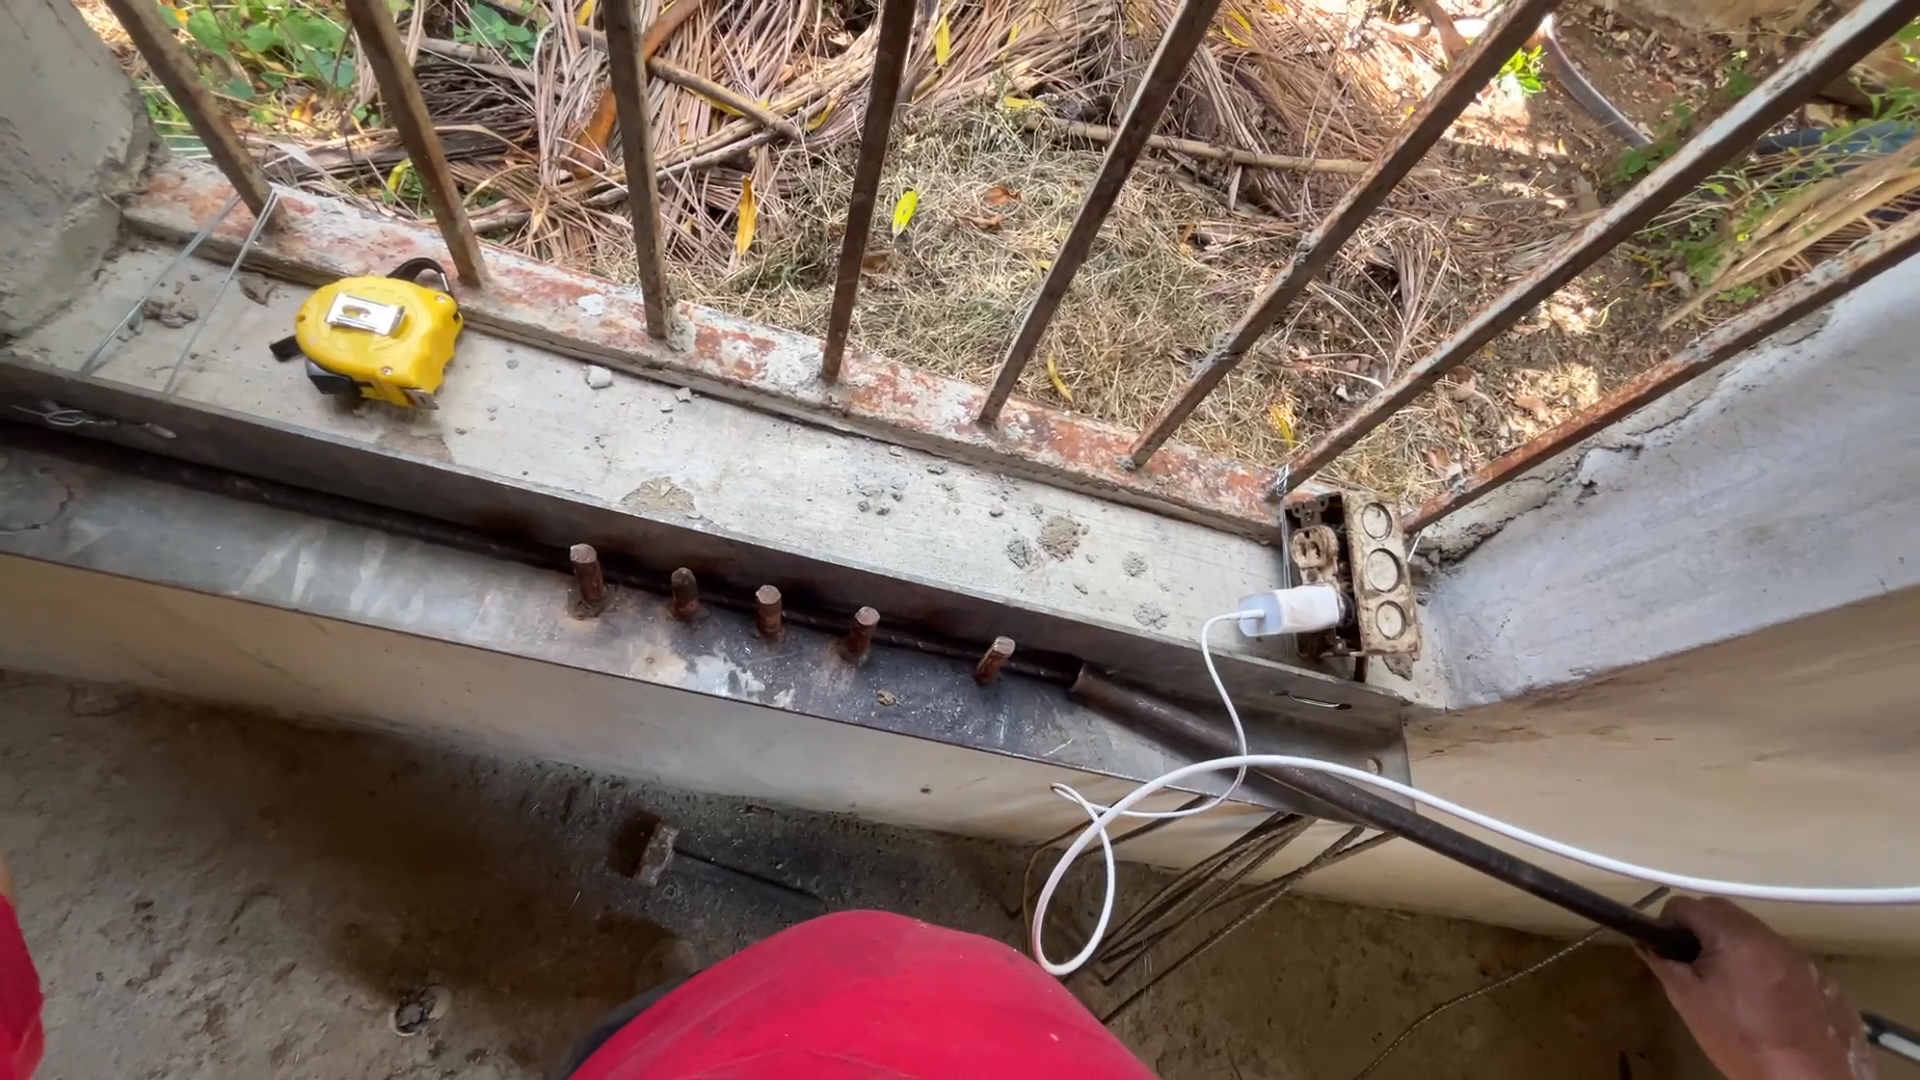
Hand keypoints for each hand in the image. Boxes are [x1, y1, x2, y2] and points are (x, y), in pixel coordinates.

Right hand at [1640, 896, 1871, 1079]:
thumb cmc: (1740, 1039)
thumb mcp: (1686, 998)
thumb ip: (1662, 961)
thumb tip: (1646, 942)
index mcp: (1735, 938)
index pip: (1687, 905)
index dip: (1668, 921)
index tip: (1669, 947)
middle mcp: (1774, 942)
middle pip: (1725, 912)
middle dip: (1703, 927)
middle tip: (1695, 960)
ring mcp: (1807, 964)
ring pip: (1758, 936)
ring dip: (1737, 947)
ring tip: (1733, 984)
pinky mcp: (1830, 988)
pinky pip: (1787, 963)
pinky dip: (1769, 971)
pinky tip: (1769, 1004)